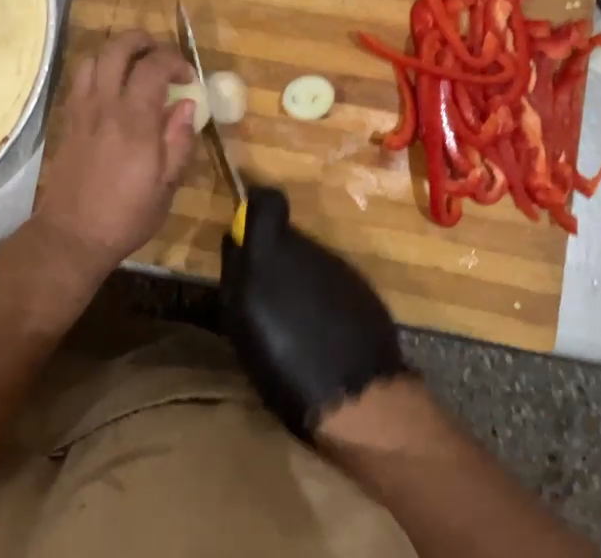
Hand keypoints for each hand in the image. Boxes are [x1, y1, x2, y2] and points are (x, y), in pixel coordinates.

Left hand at [31, 31, 198, 275]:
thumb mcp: (167, 186)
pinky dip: (97, 71)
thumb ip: (179, 141)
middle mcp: (103, 105)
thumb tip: (187, 105)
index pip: (152, 66)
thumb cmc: (126, 215)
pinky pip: (79, 80)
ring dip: (116, 53)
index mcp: (133, 120)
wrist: (72, 233)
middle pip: (116, 49)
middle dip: (142, 41)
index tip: (188, 77)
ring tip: (135, 66)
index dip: (174, 61)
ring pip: (93, 58)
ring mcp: (80, 110)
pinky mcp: (67, 120)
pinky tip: (111, 89)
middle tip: (161, 54)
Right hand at [220, 187, 409, 440]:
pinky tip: (322, 333)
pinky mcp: (367, 293)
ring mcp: (343, 270)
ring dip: (298, 278)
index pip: (266, 200)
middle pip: (287, 236)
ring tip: (292, 320)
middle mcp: (311, 249)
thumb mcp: (239, 320)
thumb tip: (233, 239)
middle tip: (262, 293)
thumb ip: (234, 272)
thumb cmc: (282, 361)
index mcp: (273, 251)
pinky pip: (334, 283)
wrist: (358, 401)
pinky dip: (323, 299)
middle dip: (273, 255)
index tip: (244, 231)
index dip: (254, 209)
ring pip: (311, 260)